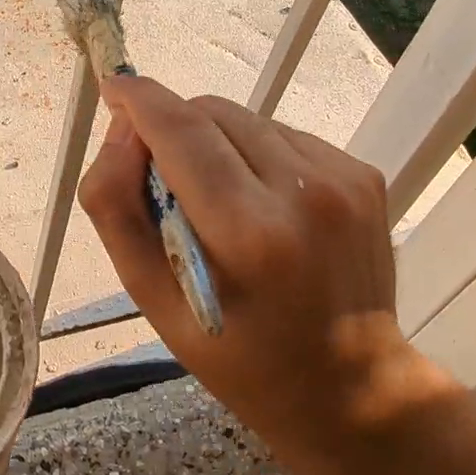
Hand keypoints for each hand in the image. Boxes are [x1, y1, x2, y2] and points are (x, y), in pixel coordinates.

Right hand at [78, 78, 458, 474]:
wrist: (354, 388)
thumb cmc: (238, 355)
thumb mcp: (152, 299)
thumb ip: (118, 207)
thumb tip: (122, 131)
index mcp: (248, 232)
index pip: (181, 130)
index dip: (139, 99)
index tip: (112, 86)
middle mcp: (304, 192)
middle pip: (212, 113)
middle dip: (174, 127)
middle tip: (164, 175)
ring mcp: (343, 179)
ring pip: (248, 118)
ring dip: (217, 140)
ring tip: (219, 197)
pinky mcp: (363, 174)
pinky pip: (283, 135)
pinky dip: (256, 153)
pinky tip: (261, 202)